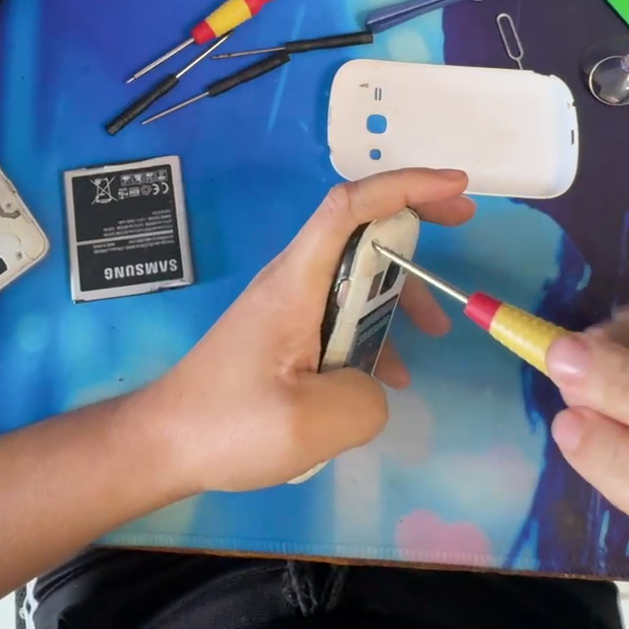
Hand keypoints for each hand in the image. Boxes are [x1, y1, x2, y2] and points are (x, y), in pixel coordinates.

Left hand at [137, 168, 473, 493]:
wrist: (166, 441)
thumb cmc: (228, 424)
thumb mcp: (308, 424)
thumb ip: (365, 399)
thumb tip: (377, 382)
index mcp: (295, 281)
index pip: (348, 207)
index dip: (404, 186)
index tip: (456, 187)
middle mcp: (292, 279)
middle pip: (358, 228)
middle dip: (412, 217)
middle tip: (462, 220)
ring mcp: (288, 304)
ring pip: (356, 276)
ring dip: (400, 292)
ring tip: (436, 333)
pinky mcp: (286, 331)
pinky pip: (341, 314)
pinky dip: (374, 332)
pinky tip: (389, 376)